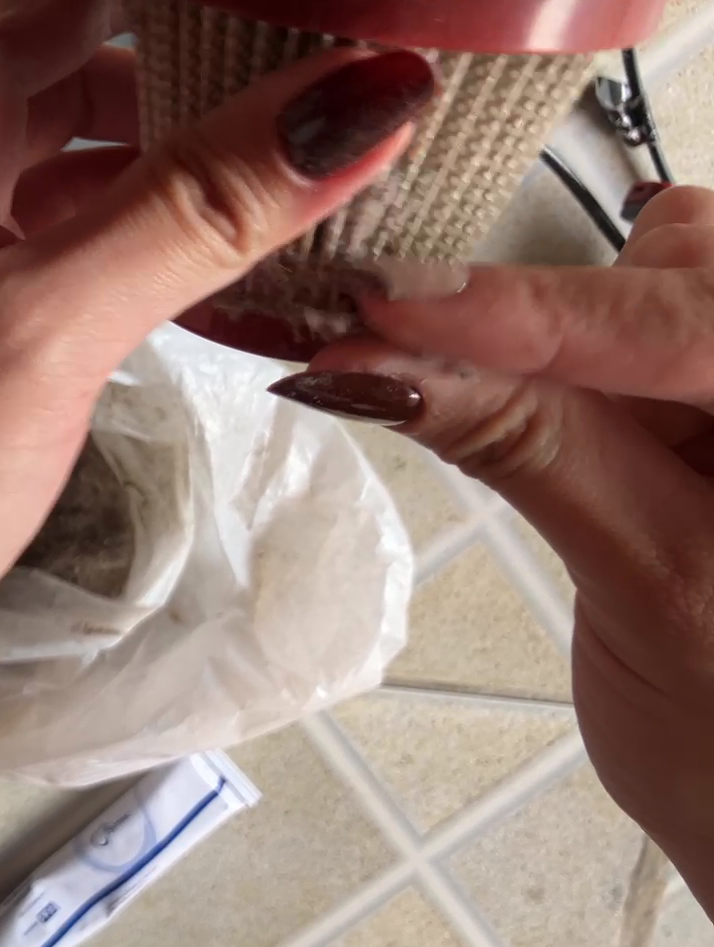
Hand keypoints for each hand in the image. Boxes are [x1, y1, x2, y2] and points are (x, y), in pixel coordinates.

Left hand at [0, 0, 438, 739]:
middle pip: (47, 11)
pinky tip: (201, 226)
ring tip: (301, 113)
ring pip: (51, 107)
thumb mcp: (32, 340)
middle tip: (330, 30)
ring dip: (163, 100)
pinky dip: (119, 197)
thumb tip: (366, 95)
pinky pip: (37, 203)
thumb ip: (186, 211)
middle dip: (181, 20)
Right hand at [272, 185, 713, 897]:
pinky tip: (414, 361)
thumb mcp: (650, 580)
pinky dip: (484, 360)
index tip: (387, 306)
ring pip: (614, 305)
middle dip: (511, 289)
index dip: (533, 307)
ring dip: (480, 320)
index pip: (690, 323)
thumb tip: (383, 376)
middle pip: (666, 273)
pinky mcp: (673, 427)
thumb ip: (531, 453)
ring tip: (372, 327)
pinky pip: (579, 362)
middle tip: (359, 307)